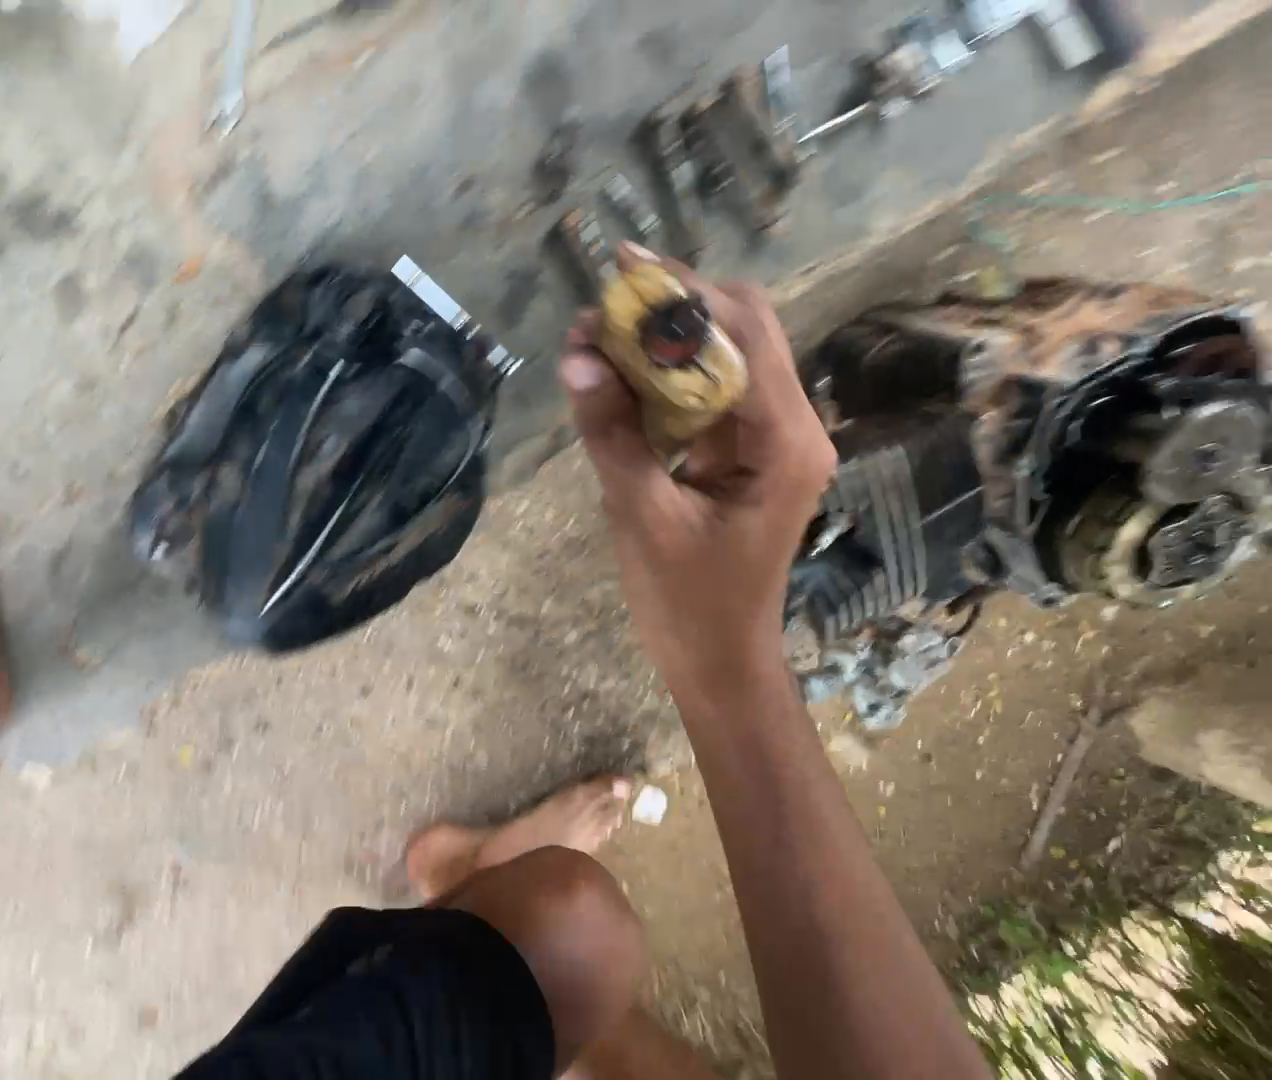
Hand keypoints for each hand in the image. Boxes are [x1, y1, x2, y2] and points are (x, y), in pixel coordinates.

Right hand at [561, 245, 835, 689]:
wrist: (718, 659)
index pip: (744, 333)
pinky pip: (705, 394)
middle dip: (670, 311)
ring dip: (659, 342)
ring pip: (721, 358)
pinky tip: (615, 376)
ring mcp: (768, 438)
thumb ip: (612, 434)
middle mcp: (790, 425)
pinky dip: (660, 377)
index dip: (683, 293)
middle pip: (740, 332)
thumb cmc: (686, 601)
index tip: (624, 268)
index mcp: (784, 440)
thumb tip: (578, 359)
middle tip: (600, 311)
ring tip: (594, 340)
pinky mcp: (743, 453)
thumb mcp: (640, 515)